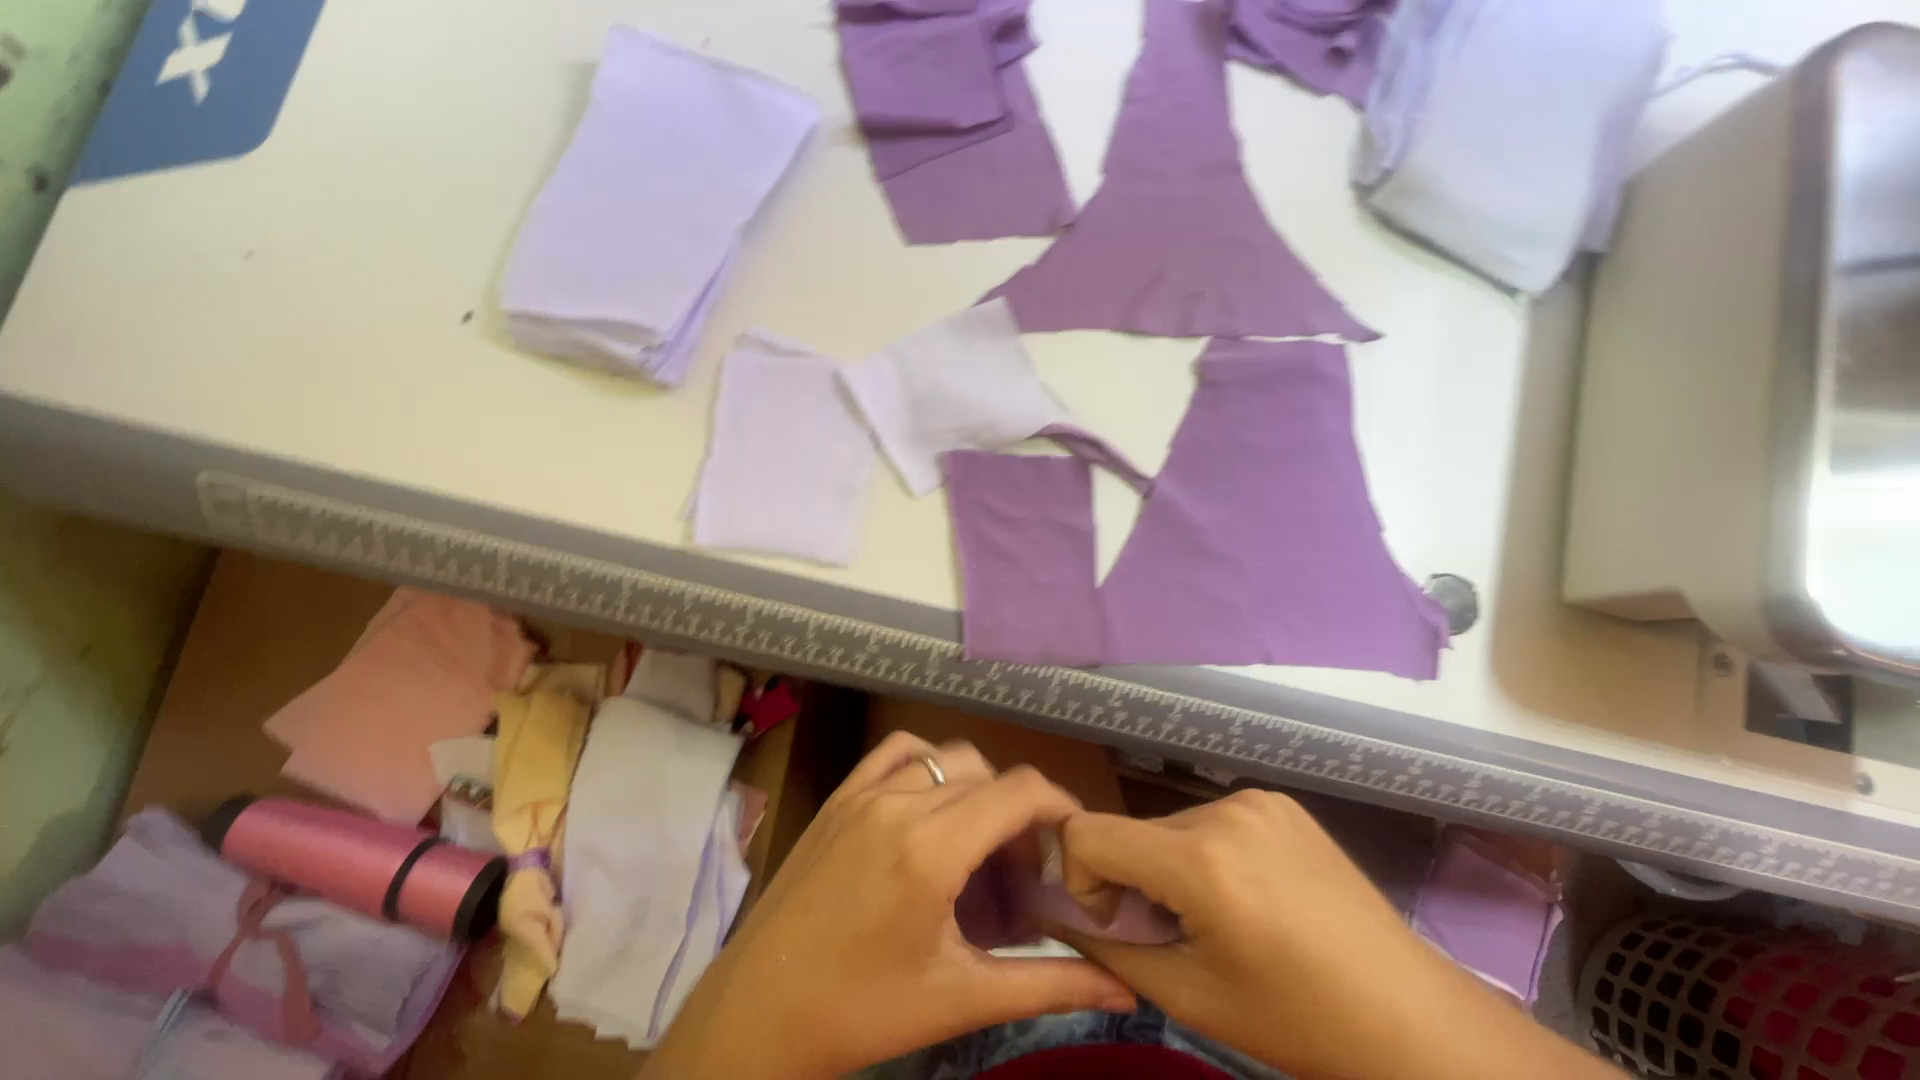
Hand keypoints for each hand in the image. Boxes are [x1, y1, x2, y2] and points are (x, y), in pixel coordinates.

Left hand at [642, 733, 1135, 1079]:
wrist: (757, 1013)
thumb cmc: (860, 1011)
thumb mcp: (960, 998)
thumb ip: (1049, 986)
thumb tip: (1126, 991)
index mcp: (931, 849)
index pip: (1020, 792)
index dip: (1061, 808)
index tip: (1074, 846)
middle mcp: (898, 803)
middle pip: (989, 775)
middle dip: (1021, 812)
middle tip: (1024, 870)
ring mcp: (861, 794)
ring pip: (946, 756)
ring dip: (977, 786)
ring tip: (979, 841)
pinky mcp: (837, 798)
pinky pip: (896, 751)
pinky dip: (928, 762)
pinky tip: (931, 804)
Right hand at [1054, 791, 1618, 1079]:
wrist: (1407, 1015)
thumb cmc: (1294, 1020)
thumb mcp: (1185, 993)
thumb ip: (1106, 945)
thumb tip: (1052, 912)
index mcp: (1200, 859)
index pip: (1086, 832)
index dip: (1080, 879)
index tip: (1116, 924)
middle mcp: (1225, 810)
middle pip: (1131, 832)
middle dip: (1129, 881)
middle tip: (1173, 937)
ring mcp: (1259, 800)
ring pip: (1169, 828)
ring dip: (1167, 869)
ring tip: (1217, 922)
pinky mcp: (1281, 803)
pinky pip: (1211, 822)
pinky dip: (1205, 855)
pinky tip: (1248, 899)